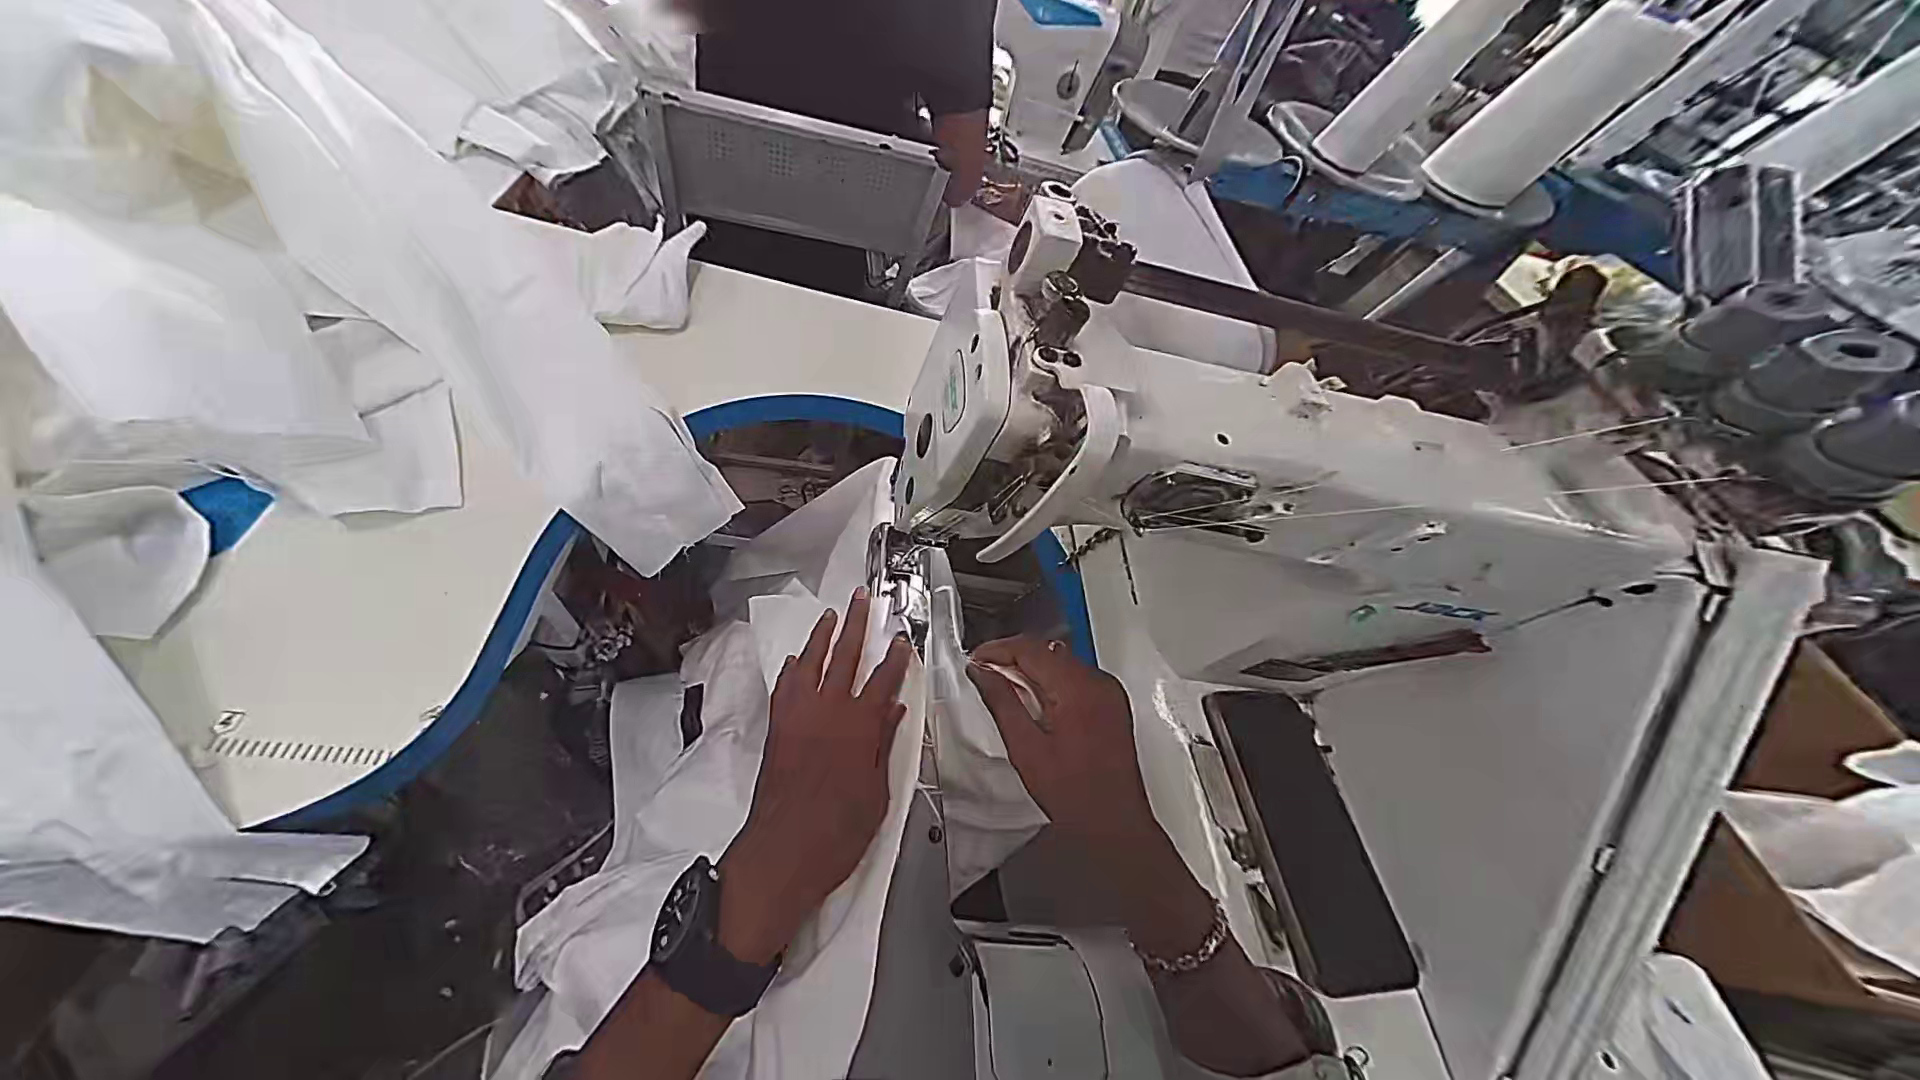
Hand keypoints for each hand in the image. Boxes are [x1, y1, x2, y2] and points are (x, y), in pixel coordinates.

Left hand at [718, 588, 910, 964]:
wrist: (782, 854)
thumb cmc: (835, 833)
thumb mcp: (877, 793)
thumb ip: (884, 745)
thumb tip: (895, 713)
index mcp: (859, 728)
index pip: (883, 681)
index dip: (895, 659)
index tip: (901, 642)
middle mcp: (828, 713)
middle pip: (846, 656)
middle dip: (858, 624)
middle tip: (863, 600)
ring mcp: (799, 717)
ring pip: (811, 663)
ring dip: (822, 637)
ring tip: (831, 616)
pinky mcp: (778, 728)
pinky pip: (785, 687)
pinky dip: (792, 670)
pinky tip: (795, 661)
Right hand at [966, 636, 1154, 844]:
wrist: (1113, 823)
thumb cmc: (1075, 795)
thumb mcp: (1025, 747)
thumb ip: (1001, 702)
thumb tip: (982, 673)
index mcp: (1078, 689)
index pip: (1031, 649)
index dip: (998, 650)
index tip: (977, 659)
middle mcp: (1098, 683)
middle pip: (1046, 651)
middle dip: (1012, 657)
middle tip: (984, 671)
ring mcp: (1108, 691)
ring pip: (1060, 661)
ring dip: (1031, 668)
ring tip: (1004, 686)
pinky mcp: (1111, 702)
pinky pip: (1076, 676)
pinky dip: (1051, 680)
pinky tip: (1034, 699)